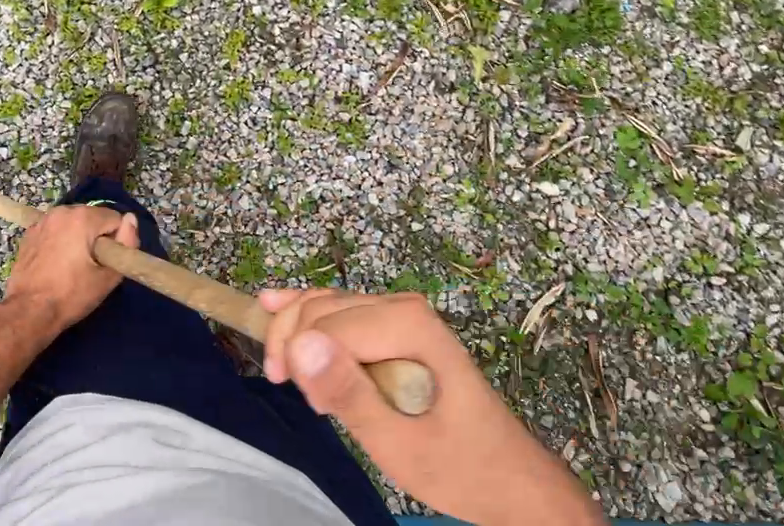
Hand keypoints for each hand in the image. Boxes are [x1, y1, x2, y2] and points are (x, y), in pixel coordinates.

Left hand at [2, 204, 139, 334]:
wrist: (28, 311)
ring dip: (79, 237)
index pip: (115, 219)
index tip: (108, 263)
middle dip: (97, 237)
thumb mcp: (108, 276)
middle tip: (92, 266)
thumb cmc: (71, 295)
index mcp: (82, 218)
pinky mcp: (30, 232)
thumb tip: (131, 219)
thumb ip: (126, 244)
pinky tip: (57, 262)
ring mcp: (43, 220)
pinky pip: (56, 229)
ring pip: (74, 222)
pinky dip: (61, 240)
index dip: (117, 242)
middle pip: (93, 217)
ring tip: (73, 265)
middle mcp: (62, 211)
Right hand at [259, 288, 603, 525]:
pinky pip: (339, 312)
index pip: (325, 327)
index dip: (306, 365)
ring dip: (297, 337)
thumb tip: (300, 345)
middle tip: (308, 402)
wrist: (510, 480)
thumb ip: (348, 393)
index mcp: (408, 325)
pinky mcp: (397, 325)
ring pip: (323, 306)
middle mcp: (402, 305)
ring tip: (294, 380)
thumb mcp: (398, 445)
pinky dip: (306, 316)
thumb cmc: (457, 467)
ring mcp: (400, 311)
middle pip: (320, 309)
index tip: (314, 409)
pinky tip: (273, 304)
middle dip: (296, 347)